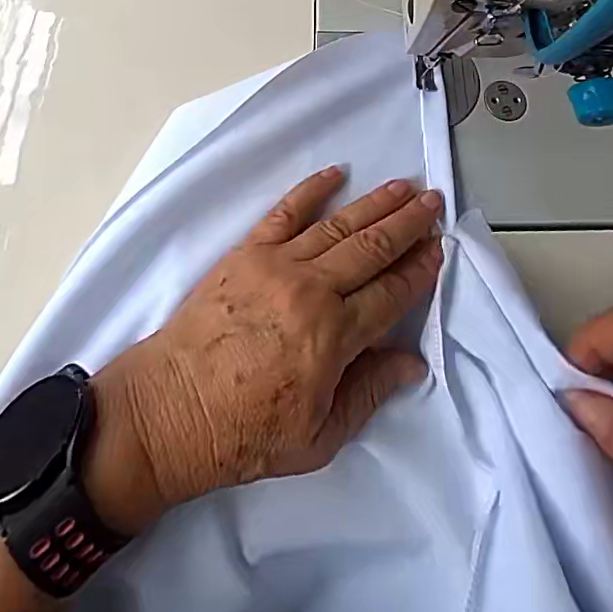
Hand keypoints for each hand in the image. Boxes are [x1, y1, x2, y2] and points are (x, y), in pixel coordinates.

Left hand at [82, 167, 442, 535]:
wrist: (173, 405)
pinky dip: (310, 190)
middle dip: (407, 224)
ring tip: (401, 187)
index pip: (391, 293)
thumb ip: (369, 393)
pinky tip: (334, 174)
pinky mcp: (244, 252)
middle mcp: (311, 290)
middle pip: (371, 248)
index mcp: (334, 336)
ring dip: (373, 203)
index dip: (419, 270)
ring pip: (336, 225)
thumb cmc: (246, 430)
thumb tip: (411, 360)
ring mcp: (275, 264)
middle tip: (432, 202)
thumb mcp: (320, 437)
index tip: (438, 249)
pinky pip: (284, 212)